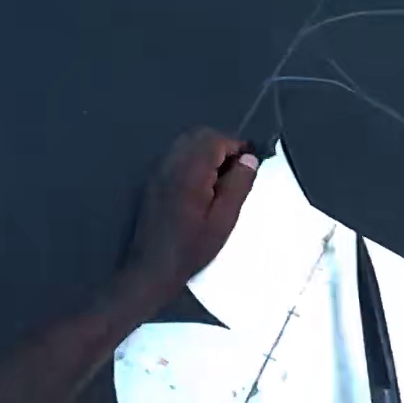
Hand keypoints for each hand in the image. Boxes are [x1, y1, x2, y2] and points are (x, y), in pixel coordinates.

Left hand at [123, 127, 257, 292]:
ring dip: (207, 151)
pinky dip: (193, 159)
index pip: (217, 140)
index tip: (251, 162)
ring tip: (221, 178)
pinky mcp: (153, 179)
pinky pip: (176, 155)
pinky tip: (201, 184)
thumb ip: (238, 184)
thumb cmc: (192, 246)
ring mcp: (159, 169)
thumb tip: (250, 159)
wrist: (152, 267)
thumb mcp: (224, 219)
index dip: (238, 146)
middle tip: (237, 170)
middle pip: (200, 135)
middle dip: (223, 145)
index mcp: (190, 170)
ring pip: (187, 142)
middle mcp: (171, 163)